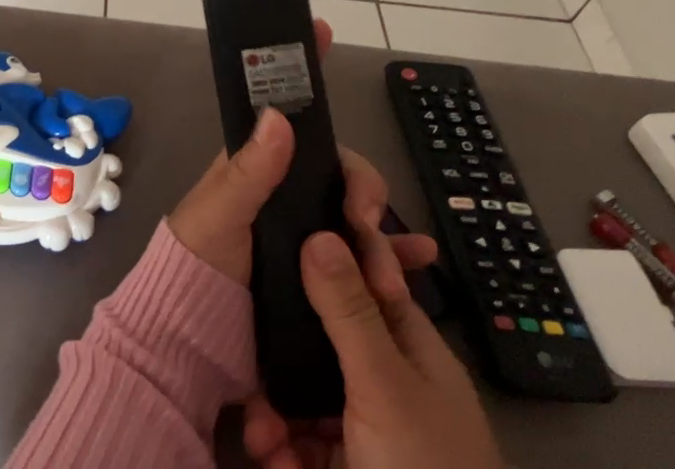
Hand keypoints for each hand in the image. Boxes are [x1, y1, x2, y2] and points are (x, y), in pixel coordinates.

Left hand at [167, 19, 438, 284]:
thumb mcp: (217, 213)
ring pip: (360, 210)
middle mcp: (286, 189)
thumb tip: (280, 115)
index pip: (284, 111)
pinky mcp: (327, 266)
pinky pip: (370, 251)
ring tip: (387, 271)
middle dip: (363, 189)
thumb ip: (247, 170)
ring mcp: (309, 226)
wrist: (200, 328)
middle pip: (341, 168)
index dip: (302, 71)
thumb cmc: (198, 258)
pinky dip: (398, 253)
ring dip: (382, 231)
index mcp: (256, 165)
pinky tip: (420, 260)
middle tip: (362, 224)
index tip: (322, 32)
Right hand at [240, 236, 501, 468]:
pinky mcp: (336, 461)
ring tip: (262, 437)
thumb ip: (348, 312)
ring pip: (298, 390)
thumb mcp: (384, 386)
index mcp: (409, 349)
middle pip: (317, 337)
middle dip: (278, 353)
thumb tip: (320, 232)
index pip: (366, 280)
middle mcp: (383, 378)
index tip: (280, 229)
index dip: (329, 254)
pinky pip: (295, 437)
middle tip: (250, 360)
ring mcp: (359, 424)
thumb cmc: (424, 468)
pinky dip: (278, 447)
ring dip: (272, 411)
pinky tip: (271, 458)